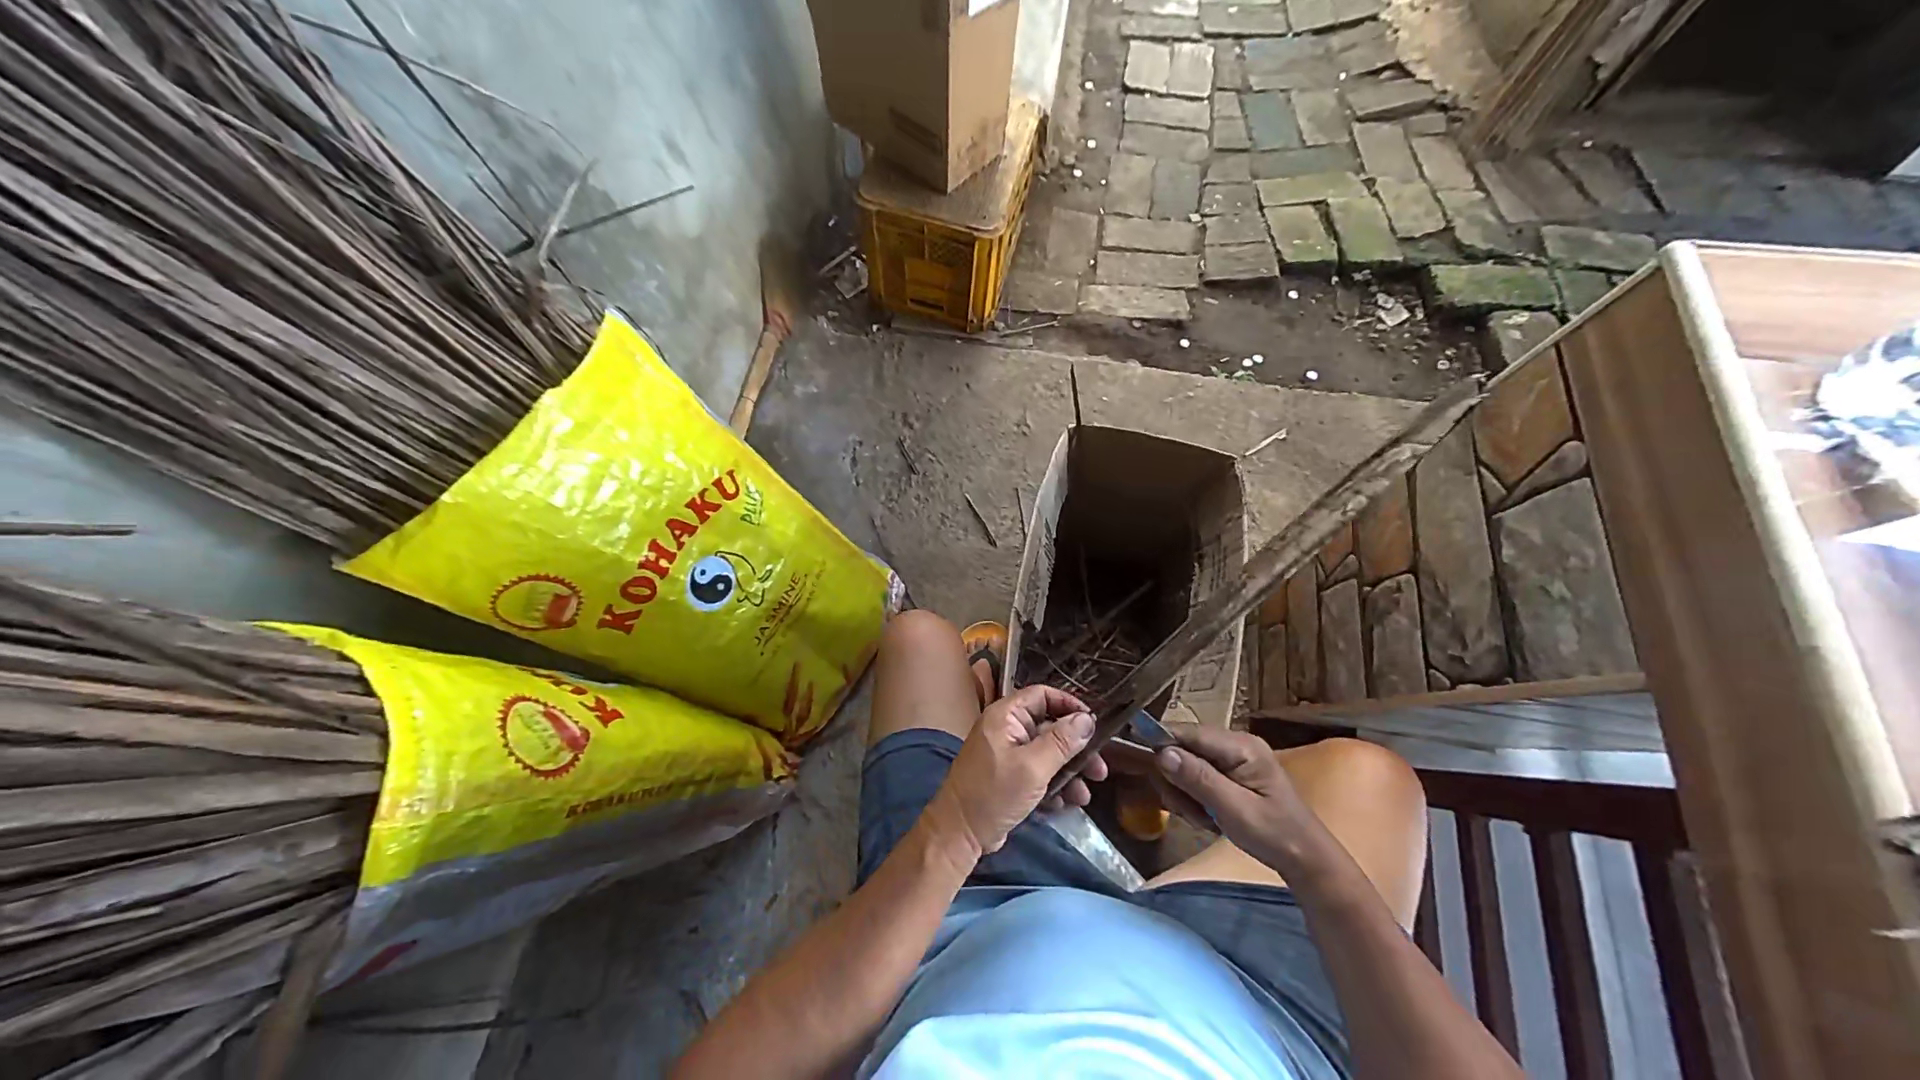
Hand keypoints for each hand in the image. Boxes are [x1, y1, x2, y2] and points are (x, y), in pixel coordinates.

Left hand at [921, 685, 1108, 856]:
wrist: (959, 834)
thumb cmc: (993, 793)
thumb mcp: (1033, 767)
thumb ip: (1062, 741)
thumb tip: (1087, 719)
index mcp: (1006, 716)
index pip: (1043, 695)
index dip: (1070, 705)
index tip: (1094, 724)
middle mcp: (1006, 730)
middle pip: (1050, 727)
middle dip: (1076, 749)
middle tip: (1099, 769)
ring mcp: (1007, 754)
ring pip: (1047, 754)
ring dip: (1069, 773)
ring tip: (1084, 796)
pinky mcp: (1009, 778)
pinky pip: (1038, 773)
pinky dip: (1053, 786)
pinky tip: (1065, 804)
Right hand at [1150, 725, 1329, 877]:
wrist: (1305, 859)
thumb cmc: (1274, 834)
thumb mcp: (1234, 810)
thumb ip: (1198, 779)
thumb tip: (1162, 753)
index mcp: (1240, 746)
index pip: (1187, 732)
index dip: (1163, 748)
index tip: (1155, 777)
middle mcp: (1233, 744)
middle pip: (1182, 748)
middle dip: (1177, 781)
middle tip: (1188, 812)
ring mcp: (1231, 758)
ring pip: (1184, 765)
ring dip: (1184, 794)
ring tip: (1202, 819)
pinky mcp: (1228, 773)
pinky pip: (1195, 777)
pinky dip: (1193, 798)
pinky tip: (1207, 817)